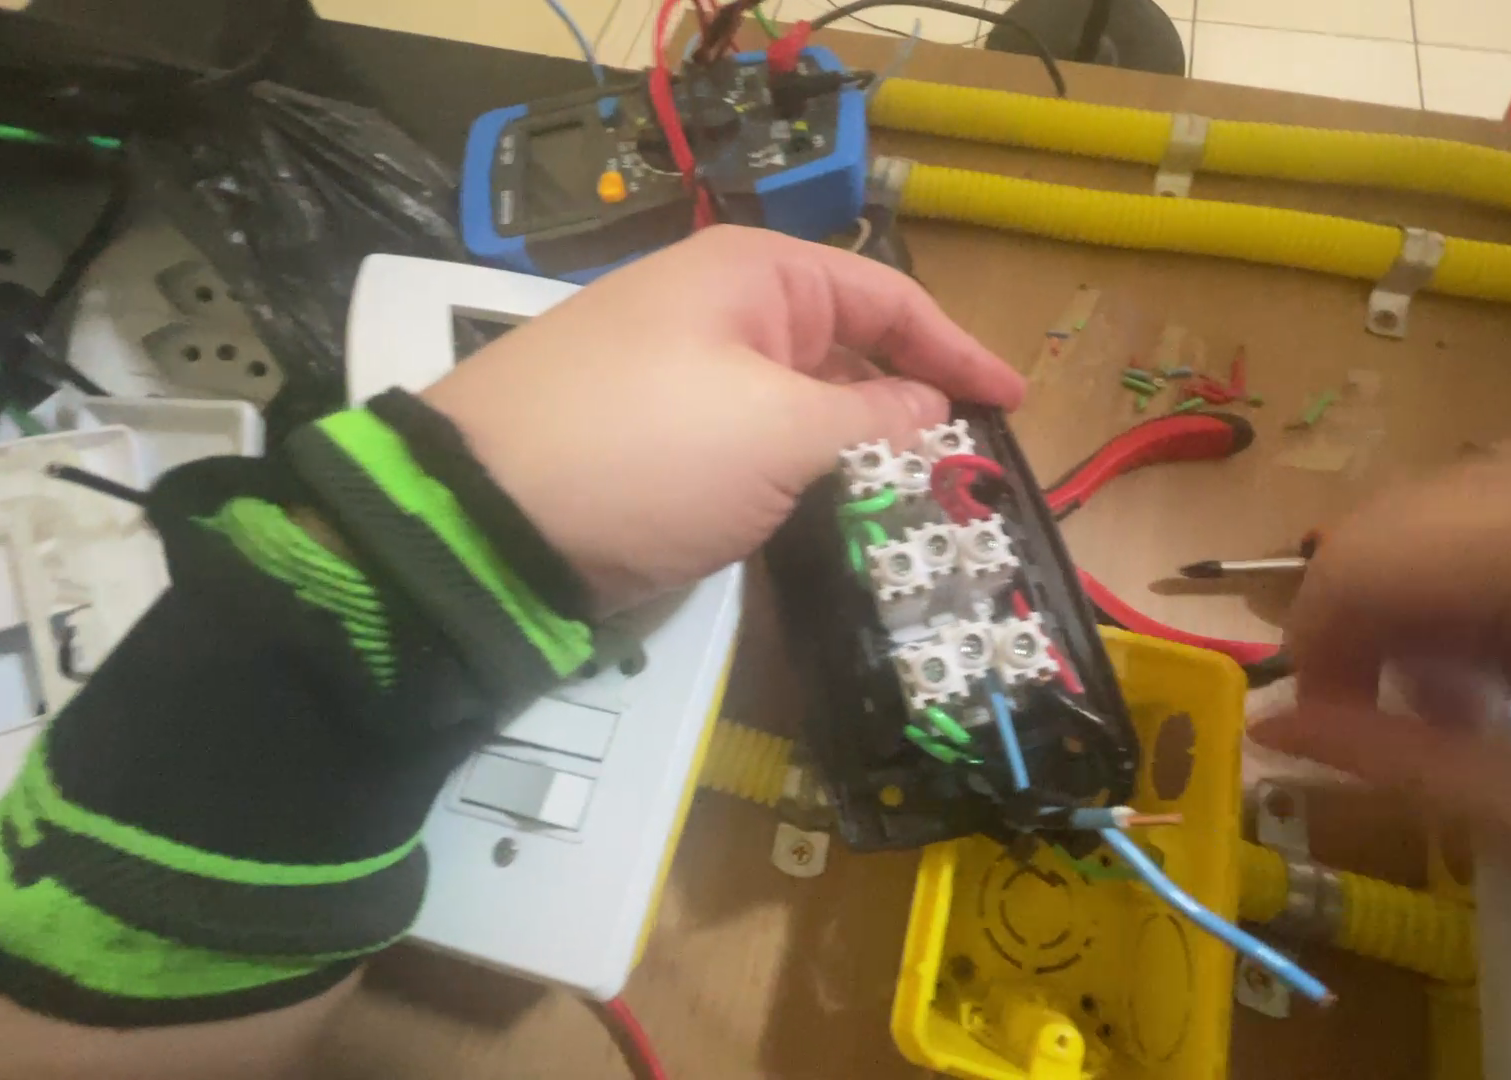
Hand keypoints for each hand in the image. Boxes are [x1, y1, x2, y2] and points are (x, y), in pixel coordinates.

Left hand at [422, 226, 1024, 613]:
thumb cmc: (651, 450)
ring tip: (922, 495)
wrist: (498, 522)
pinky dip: (811, 478)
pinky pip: (768, 451)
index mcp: (756, 279)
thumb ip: (873, 418)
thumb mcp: (780, 430)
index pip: (886, 301)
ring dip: (864, 450)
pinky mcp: (680, 446)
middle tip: (972, 462)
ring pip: (810, 410)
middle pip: (850, 353)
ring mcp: (701, 385)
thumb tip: (931, 408)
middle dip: (913, 404)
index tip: (1012, 400)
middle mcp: (730, 319)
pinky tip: (843, 512)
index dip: (957, 349)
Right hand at [1252, 400, 1510, 962]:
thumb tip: (1274, 732)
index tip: (1332, 718)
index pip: (1365, 556)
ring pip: (1468, 491)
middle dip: (1373, 614)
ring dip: (1438, 584)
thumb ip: (1428, 778)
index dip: (1314, 638)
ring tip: (1506, 680)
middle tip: (1420, 711)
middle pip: (1406, 510)